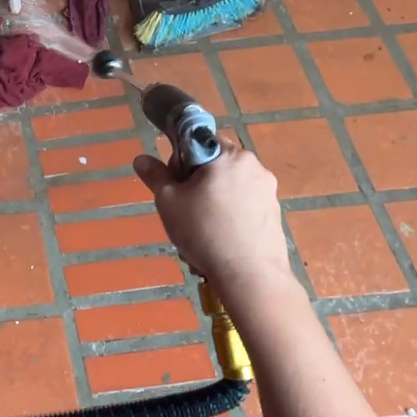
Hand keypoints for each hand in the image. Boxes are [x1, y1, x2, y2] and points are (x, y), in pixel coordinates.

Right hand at [133, 137, 290, 297]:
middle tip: (185, 206)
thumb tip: (141, 159)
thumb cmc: (204, 231)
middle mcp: (254, 165)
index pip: (199, 139)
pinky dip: (232, 213)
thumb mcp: (168, 202)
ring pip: (232, 184)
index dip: (181, 159)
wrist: (250, 276)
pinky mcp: (276, 213)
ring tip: (203, 228)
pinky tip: (221, 237)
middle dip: (199, 180)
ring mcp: (269, 190)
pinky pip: (246, 203)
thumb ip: (155, 175)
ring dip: (215, 197)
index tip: (176, 182)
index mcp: (228, 155)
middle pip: (217, 162)